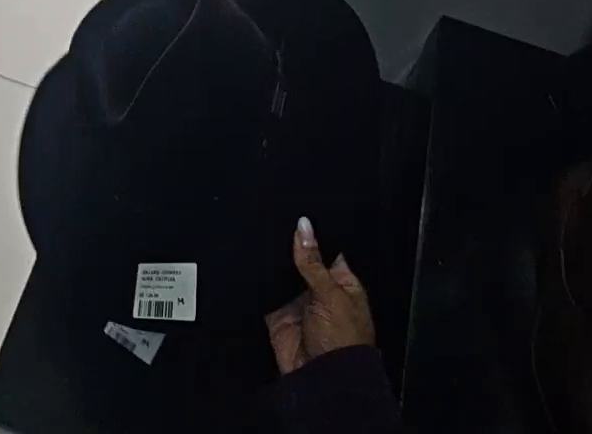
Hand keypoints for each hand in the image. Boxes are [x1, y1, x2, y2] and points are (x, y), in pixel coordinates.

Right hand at [264, 216, 375, 374]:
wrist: (323, 381)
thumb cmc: (341, 338)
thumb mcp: (331, 294)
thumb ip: (312, 260)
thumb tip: (303, 224)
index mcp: (342, 283)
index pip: (327, 249)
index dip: (315, 232)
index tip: (299, 210)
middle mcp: (319, 289)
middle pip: (302, 260)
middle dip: (290, 245)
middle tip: (273, 216)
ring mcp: (297, 301)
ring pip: (282, 273)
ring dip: (273, 261)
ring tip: (259, 231)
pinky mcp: (277, 313)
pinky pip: (266, 291)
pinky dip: (259, 279)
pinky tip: (250, 258)